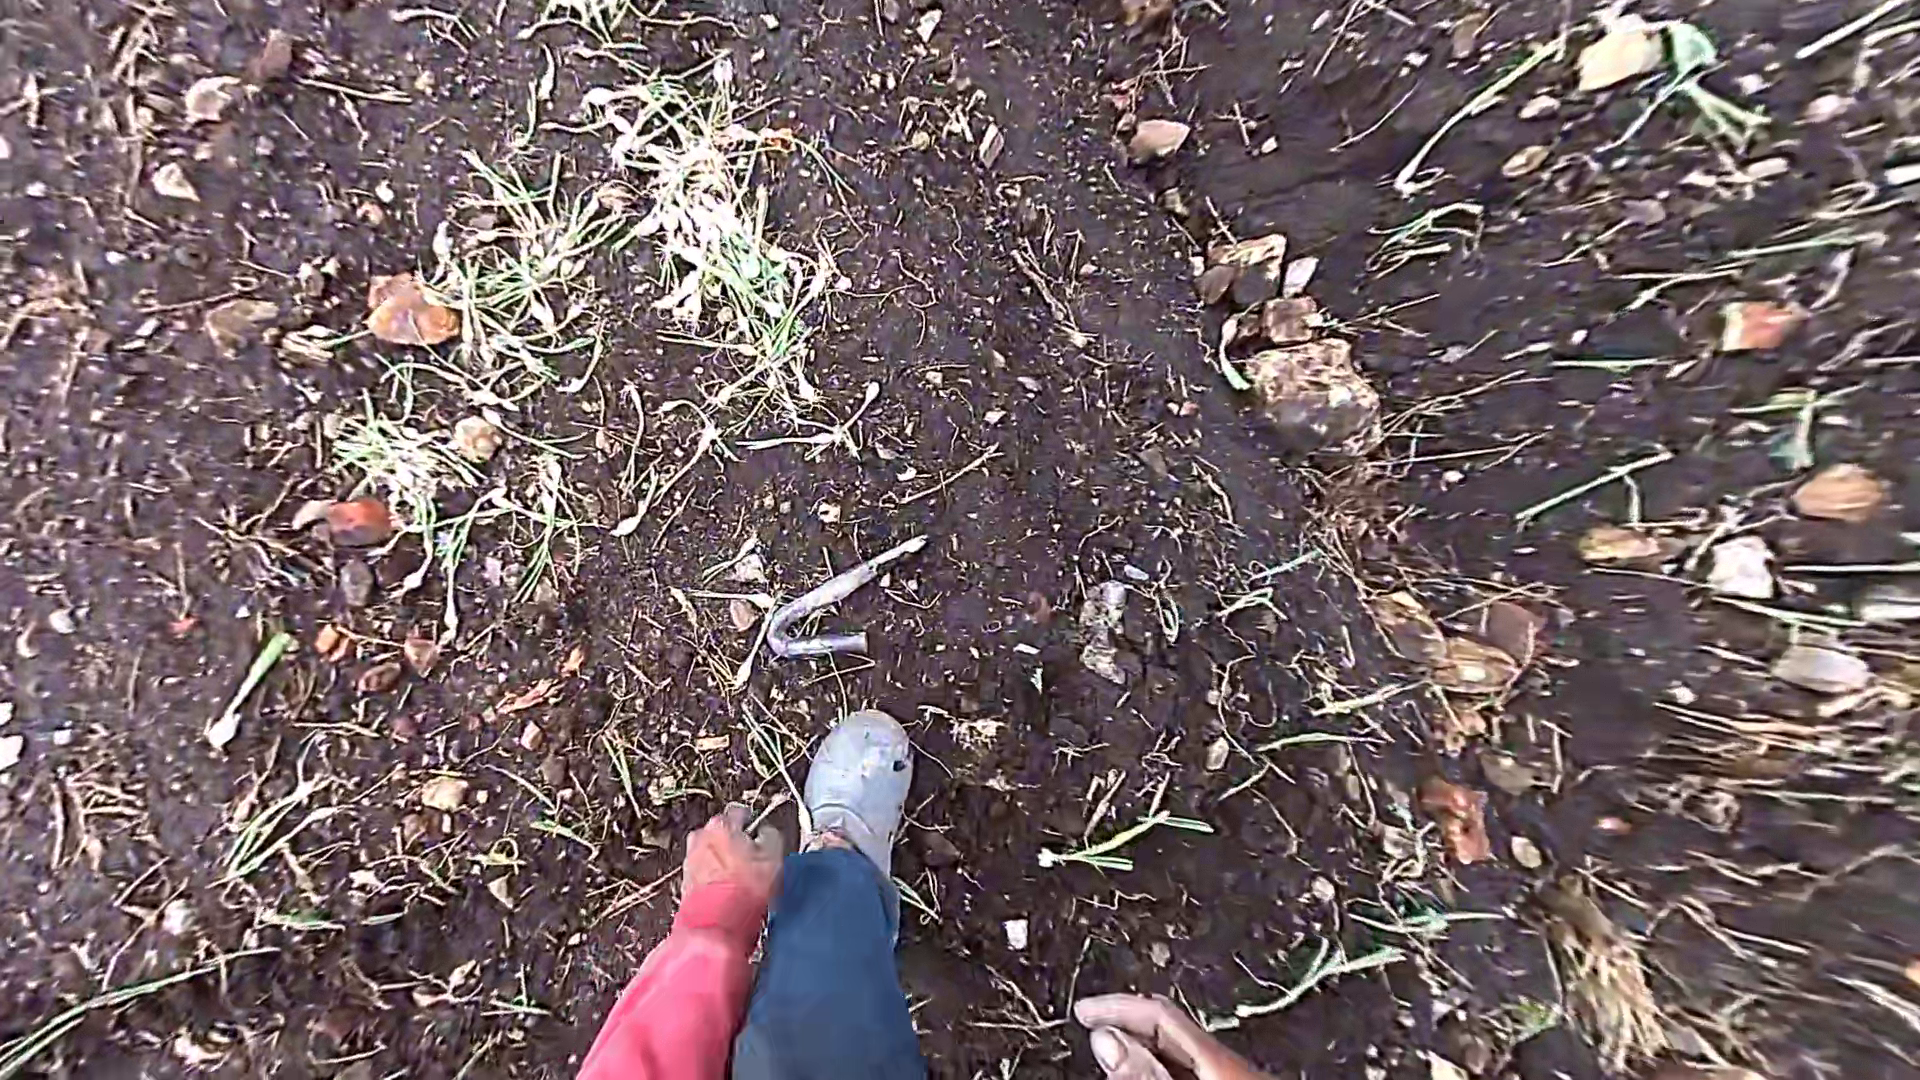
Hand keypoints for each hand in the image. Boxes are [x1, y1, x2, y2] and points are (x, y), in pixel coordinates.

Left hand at [683, 803, 783, 903]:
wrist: (714, 927)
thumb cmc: (742, 888)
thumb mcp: (773, 853)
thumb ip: (770, 834)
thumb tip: (766, 832)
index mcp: (721, 824)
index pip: (739, 812)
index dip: (753, 822)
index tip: (760, 831)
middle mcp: (700, 839)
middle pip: (722, 833)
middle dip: (734, 841)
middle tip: (751, 856)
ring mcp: (690, 862)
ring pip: (711, 853)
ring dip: (723, 860)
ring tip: (740, 878)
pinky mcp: (684, 886)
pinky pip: (704, 874)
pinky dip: (714, 879)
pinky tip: (728, 891)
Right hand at [1073, 995, 1271, 1079]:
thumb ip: (1147, 1078)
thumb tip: (1106, 1038)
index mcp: (1220, 1062)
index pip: (1159, 1012)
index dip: (1117, 1006)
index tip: (1084, 1012)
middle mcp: (1230, 1070)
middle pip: (1171, 1035)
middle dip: (1130, 1033)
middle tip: (1096, 1039)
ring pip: (1183, 1063)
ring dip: (1148, 1060)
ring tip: (1118, 1065)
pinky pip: (1194, 1079)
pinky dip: (1168, 1076)